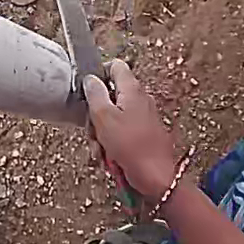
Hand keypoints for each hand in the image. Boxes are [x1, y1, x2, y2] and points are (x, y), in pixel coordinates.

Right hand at [84, 60, 181, 196]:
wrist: (156, 177)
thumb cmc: (132, 146)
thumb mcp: (104, 117)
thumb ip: (95, 94)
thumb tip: (90, 79)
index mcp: (132, 90)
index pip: (116, 66)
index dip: (99, 74)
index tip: (87, 90)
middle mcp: (139, 101)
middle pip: (109, 97)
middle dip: (95, 115)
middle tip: (92, 130)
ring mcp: (142, 118)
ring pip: (111, 119)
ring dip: (100, 135)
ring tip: (101, 151)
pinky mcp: (141, 136)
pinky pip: (119, 135)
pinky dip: (111, 146)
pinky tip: (109, 160)